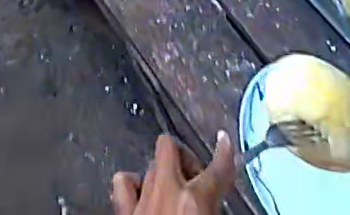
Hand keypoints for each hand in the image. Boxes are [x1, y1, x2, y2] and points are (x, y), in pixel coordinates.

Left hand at [111, 132, 235, 214]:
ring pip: (151, 163)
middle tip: (197, 184)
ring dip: (164, 173)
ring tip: (174, 195)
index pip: (218, 169)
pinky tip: (144, 197)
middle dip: (186, 159)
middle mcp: (167, 191)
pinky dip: (135, 184)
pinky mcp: (123, 213)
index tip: (225, 142)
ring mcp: (142, 199)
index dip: (225, 154)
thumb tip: (214, 207)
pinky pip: (124, 182)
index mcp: (196, 202)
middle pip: (171, 147)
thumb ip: (214, 212)